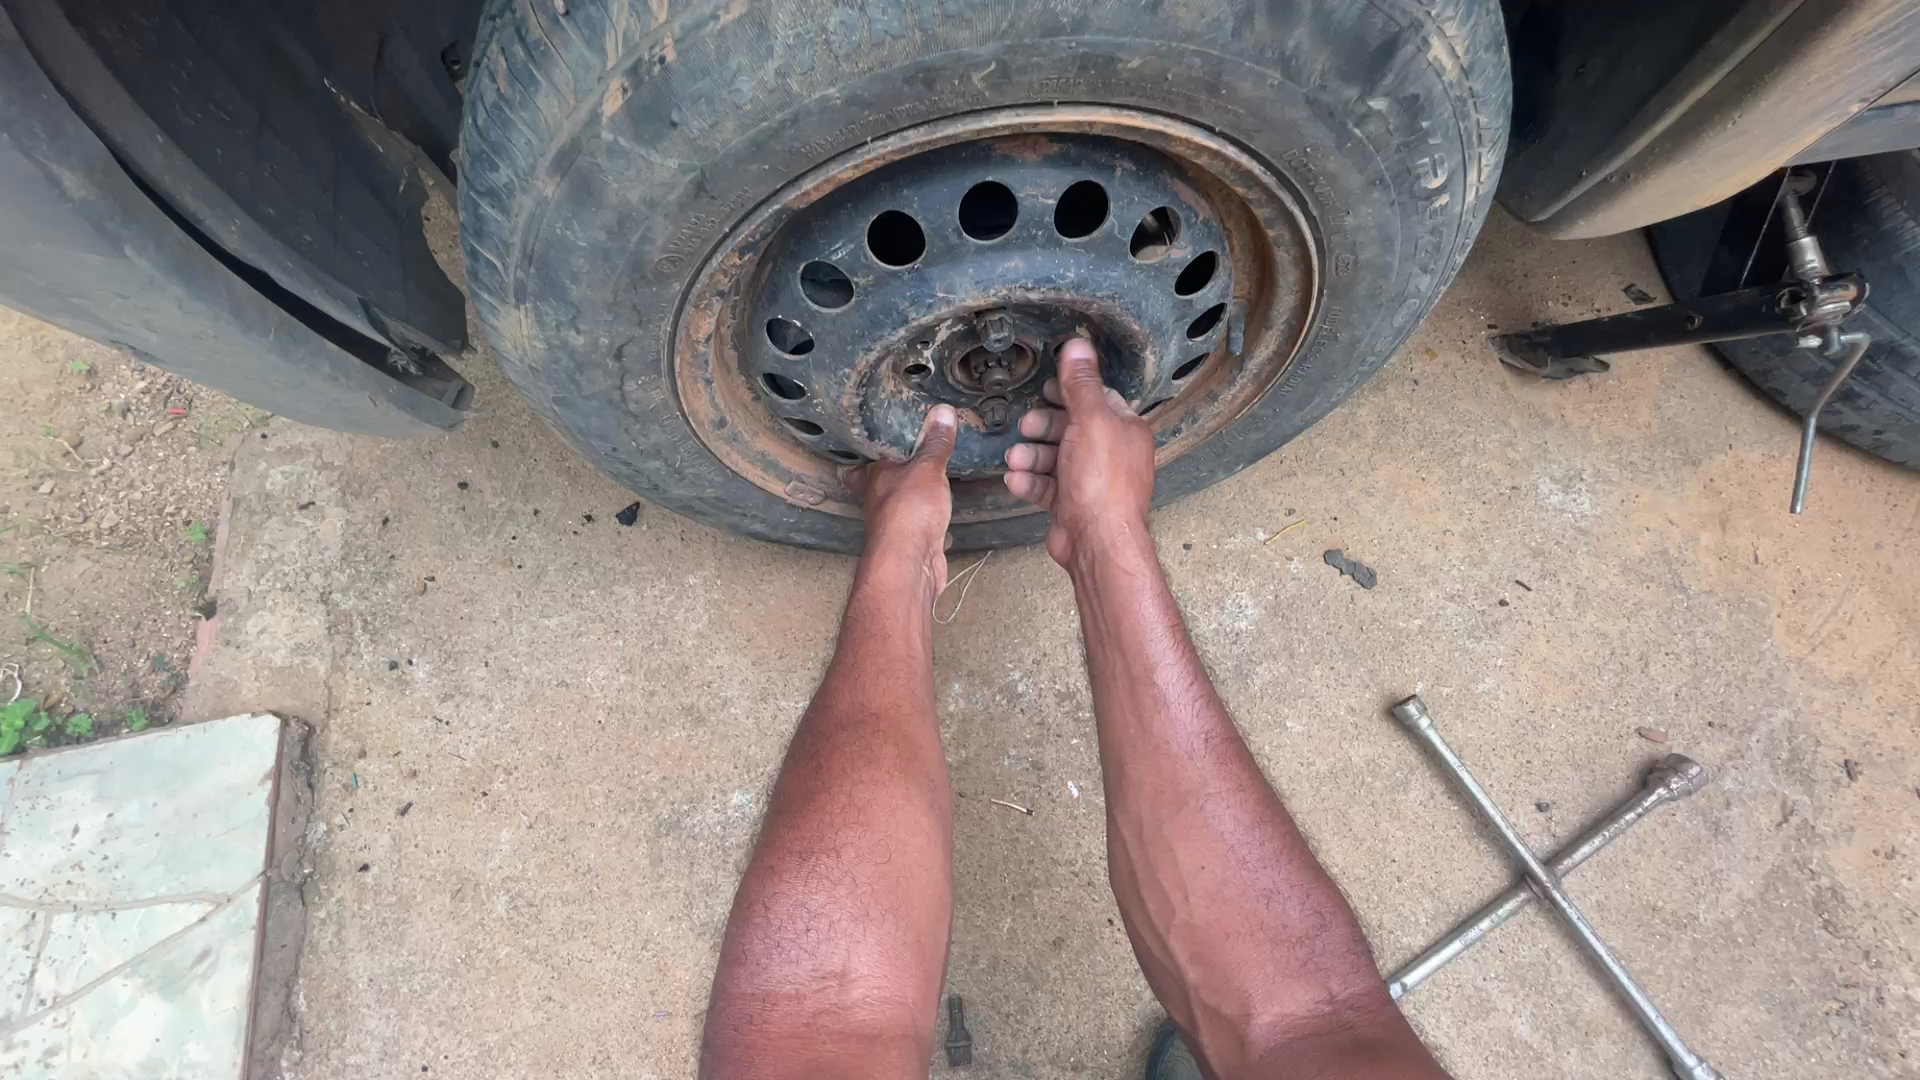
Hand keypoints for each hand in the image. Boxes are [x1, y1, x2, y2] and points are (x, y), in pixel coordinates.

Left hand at [844, 404, 957, 590]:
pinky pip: (921, 530)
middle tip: (910, 464)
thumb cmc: (909, 511)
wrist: (911, 564)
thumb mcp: (927, 467)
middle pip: (884, 485)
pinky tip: (942, 524)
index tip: (882, 443)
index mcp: (876, 477)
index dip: (874, 453)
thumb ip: (936, 443)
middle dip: (895, 478)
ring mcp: (895, 526)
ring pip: (903, 508)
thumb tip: (942, 412)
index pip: (870, 460)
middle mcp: (880, 501)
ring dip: (913, 501)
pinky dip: (930, 526)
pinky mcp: (912, 545)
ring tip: (929, 488)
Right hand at [1003, 338, 1155, 567]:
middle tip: (1027, 426)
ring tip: (1016, 459)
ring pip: (1053, 458)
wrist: (1097, 542)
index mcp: (1124, 430)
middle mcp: (1110, 454)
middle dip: (1043, 427)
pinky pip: (1045, 486)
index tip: (1047, 387)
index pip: (1097, 399)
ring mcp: (1090, 481)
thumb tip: (1078, 347)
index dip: (1070, 392)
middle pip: (1070, 428)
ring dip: (1031, 456)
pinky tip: (1016, 480)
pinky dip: (1029, 482)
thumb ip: (1081, 385)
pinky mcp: (1071, 503)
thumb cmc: (1104, 486)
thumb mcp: (1091, 422)